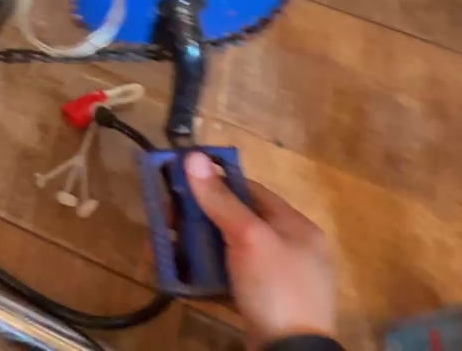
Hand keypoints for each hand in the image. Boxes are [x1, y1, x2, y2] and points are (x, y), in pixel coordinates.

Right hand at [185, 153, 336, 349]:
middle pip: (236, 220)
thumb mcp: (247, 237)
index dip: (216, 181)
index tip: (182, 180)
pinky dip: (203, 272)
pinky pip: (227, 278)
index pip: (251, 190)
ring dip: (195, 245)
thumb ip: (219, 198)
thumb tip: (193, 155)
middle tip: (167, 216)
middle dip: (198, 216)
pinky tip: (179, 271)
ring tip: (164, 244)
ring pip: (227, 250)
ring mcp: (275, 280)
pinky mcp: (261, 305)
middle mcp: (290, 249)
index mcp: (296, 228)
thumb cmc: (276, 288)